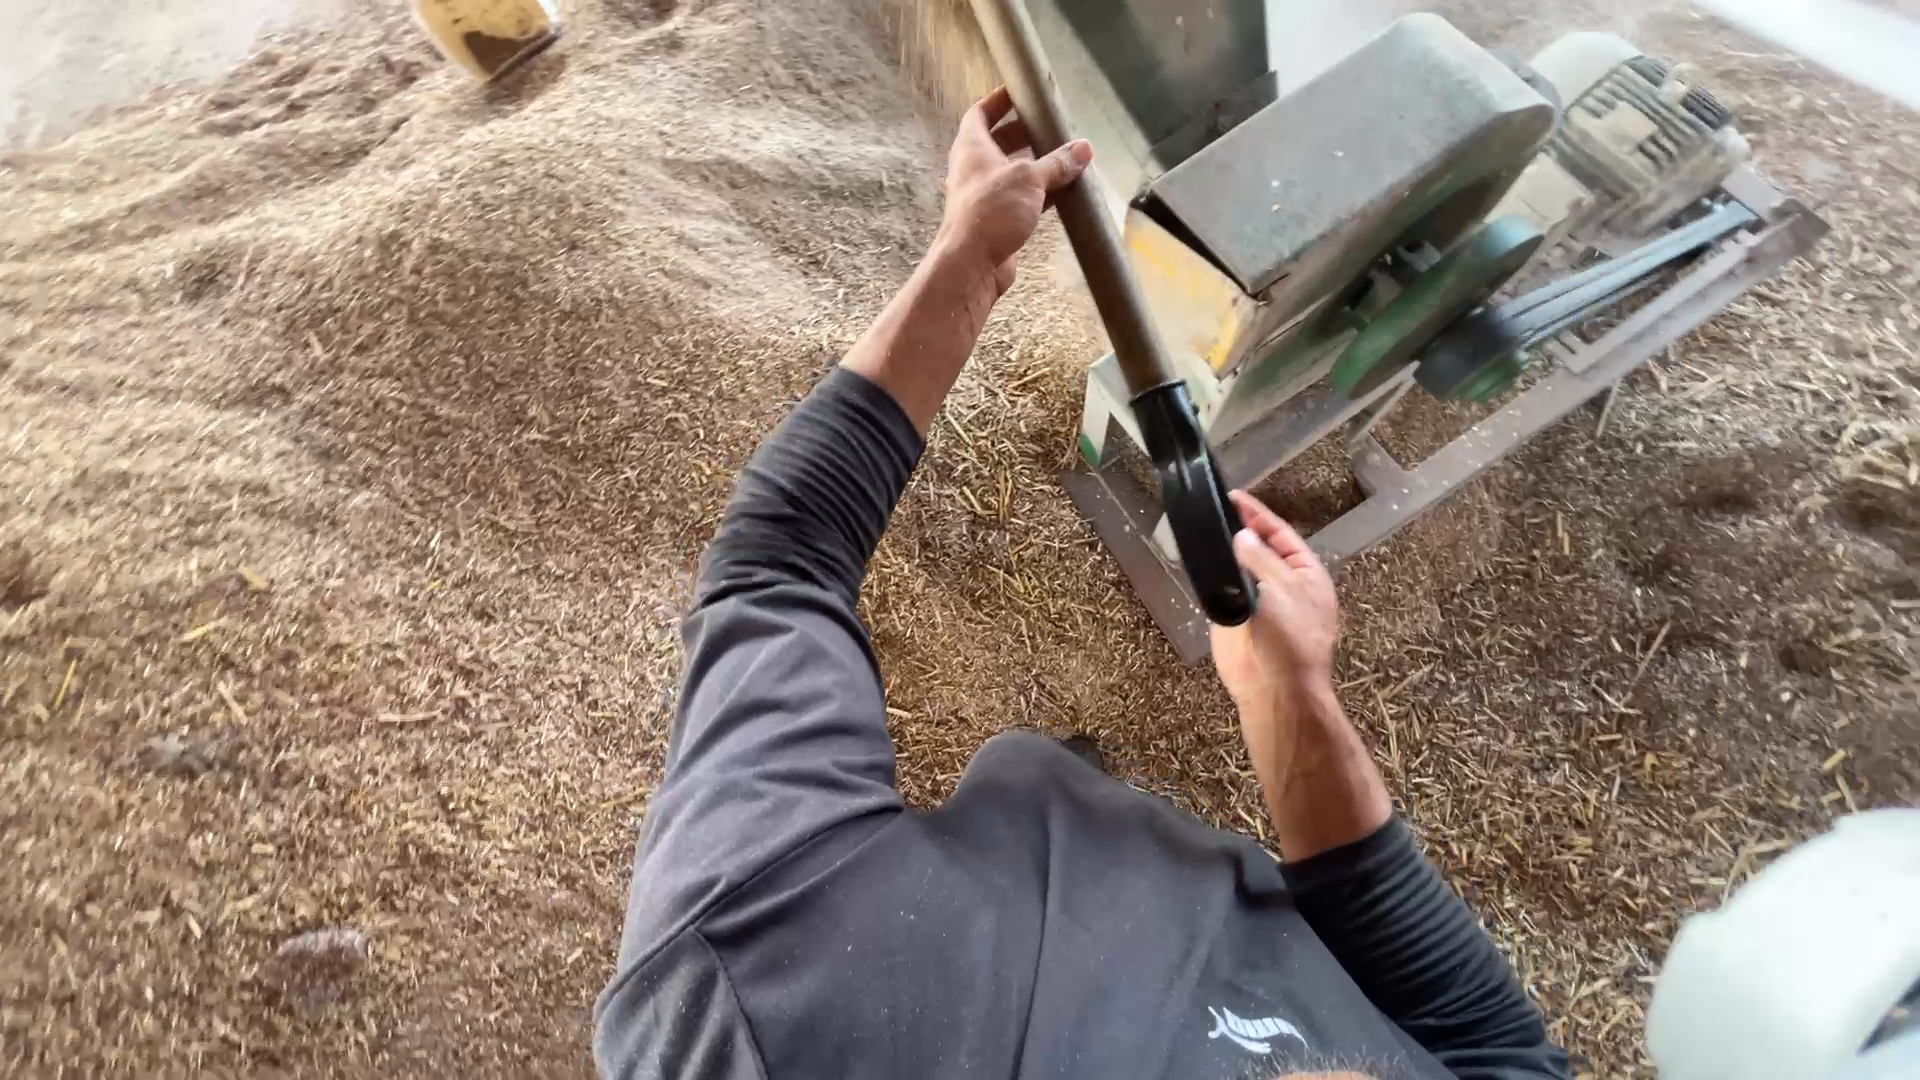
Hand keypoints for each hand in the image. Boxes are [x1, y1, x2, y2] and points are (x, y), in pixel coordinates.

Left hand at [933, 86, 1092, 297]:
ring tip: (1064, 159)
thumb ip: (1057, 163)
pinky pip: (1019, 202)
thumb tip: (1083, 149)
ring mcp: (984, 199)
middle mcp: (974, 170)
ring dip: (1035, 167)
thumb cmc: (991, 212)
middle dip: (1024, 134)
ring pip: (1012, 175)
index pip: (980, 112)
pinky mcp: (995, 224)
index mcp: (971, 147)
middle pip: (999, 143)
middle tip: (1050, 127)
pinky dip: (1039, 195)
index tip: (1021, 91)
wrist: (972, 265)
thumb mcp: (1029, 178)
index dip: (999, 99)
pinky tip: (1062, 194)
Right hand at [1210, 491, 1339, 711]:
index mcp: (1305, 575)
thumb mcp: (1284, 591)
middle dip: (1239, 529)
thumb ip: (1261, 559)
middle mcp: (1280, 583)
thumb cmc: (1292, 639)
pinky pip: (1219, 589)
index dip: (1258, 515)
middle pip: (1258, 547)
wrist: (1274, 688)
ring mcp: (1254, 599)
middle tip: (1213, 509)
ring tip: (1201, 527)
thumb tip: (1242, 535)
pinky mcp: (1231, 615)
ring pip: (1236, 567)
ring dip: (1222, 550)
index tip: (1234, 496)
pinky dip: (1210, 574)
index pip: (1280, 534)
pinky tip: (1196, 558)